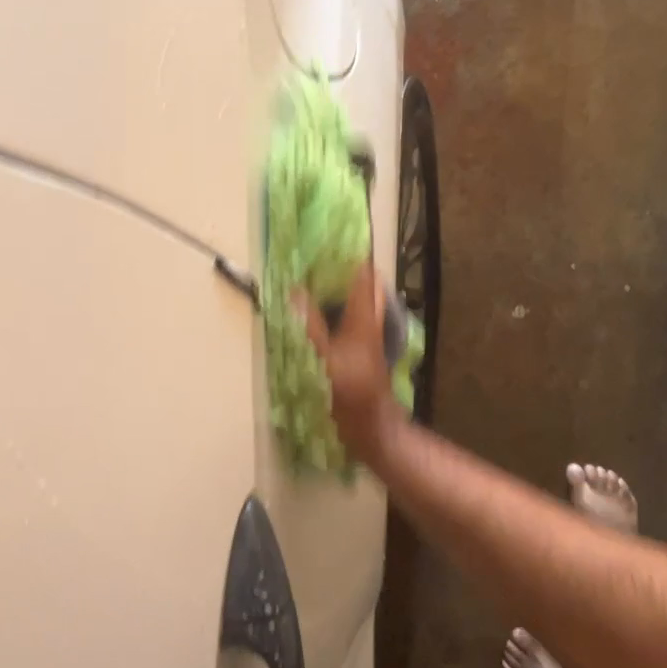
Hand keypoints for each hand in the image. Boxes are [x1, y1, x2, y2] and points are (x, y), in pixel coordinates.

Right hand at [294, 262, 404, 465]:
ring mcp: (366, 337)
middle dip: (340, 268)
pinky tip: (312, 315)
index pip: (363, 271)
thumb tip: (294, 291)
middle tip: (311, 257)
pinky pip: (348, 319)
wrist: (372, 431)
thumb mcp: (325, 360)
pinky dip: (333, 310)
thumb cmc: (350, 394)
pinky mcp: (360, 352)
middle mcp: (369, 322)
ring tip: (307, 279)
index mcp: (365, 317)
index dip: (349, 250)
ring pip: (355, 302)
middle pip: (361, 284)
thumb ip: (309, 326)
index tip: (326, 237)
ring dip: (335, 289)